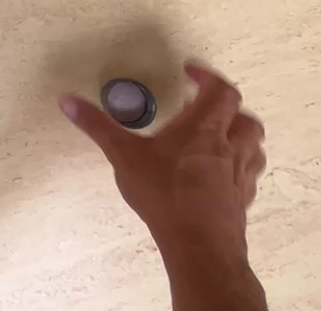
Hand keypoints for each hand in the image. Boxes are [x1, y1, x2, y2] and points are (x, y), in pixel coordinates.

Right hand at [61, 64, 265, 258]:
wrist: (200, 248)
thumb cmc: (164, 194)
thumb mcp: (122, 155)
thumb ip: (96, 125)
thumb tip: (67, 100)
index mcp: (203, 130)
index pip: (221, 92)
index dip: (208, 77)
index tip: (189, 71)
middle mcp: (228, 149)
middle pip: (245, 118)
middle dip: (227, 105)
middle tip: (202, 102)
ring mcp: (240, 177)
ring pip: (254, 146)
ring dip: (238, 133)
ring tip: (215, 132)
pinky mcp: (242, 200)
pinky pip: (249, 173)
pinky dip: (237, 162)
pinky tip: (215, 169)